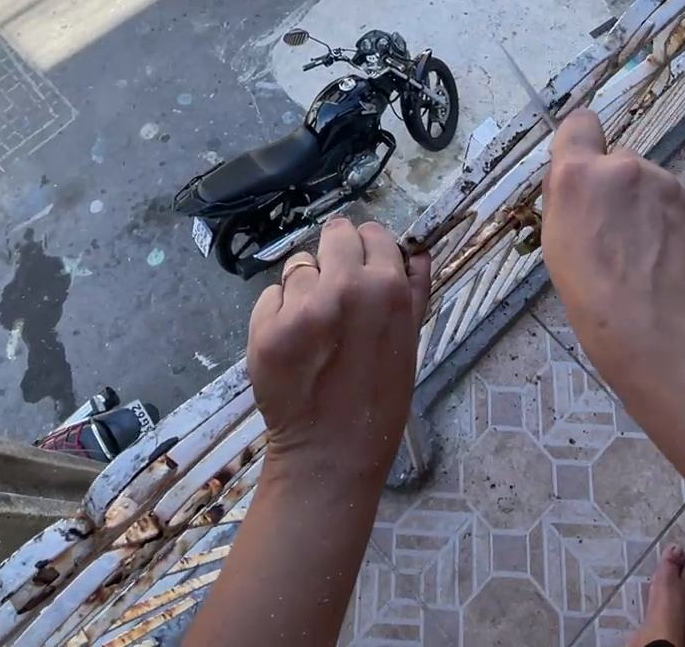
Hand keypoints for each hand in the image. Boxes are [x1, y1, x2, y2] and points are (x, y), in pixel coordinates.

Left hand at [247, 217, 429, 480]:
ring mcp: (301, 306)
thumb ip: (414, 290)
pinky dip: (279, 311)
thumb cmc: (380, 398)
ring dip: (305, 286)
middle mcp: (343, 286)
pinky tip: (292, 341)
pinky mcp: (266, 326)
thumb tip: (417, 250)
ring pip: (299, 265)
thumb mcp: (410, 340)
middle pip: (334, 233)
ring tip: (315, 326)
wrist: (331, 451)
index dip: (368, 250)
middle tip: (336, 288)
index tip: (363, 269)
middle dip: (335, 254)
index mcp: (387, 287)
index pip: (372, 233)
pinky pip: (271, 294)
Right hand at [540, 110, 684, 386]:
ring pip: (650, 185)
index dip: (580, 142)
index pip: (580, 123)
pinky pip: (678, 205)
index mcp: (579, 174)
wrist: (657, 331)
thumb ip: (567, 197)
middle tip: (615, 232)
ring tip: (646, 254)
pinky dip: (672, 225)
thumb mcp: (555, 240)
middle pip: (617, 161)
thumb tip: (576, 179)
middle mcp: (624, 166)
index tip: (582, 168)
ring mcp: (668, 183)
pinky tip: (670, 260)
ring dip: (646, 207)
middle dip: (616, 186)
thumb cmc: (590, 294)